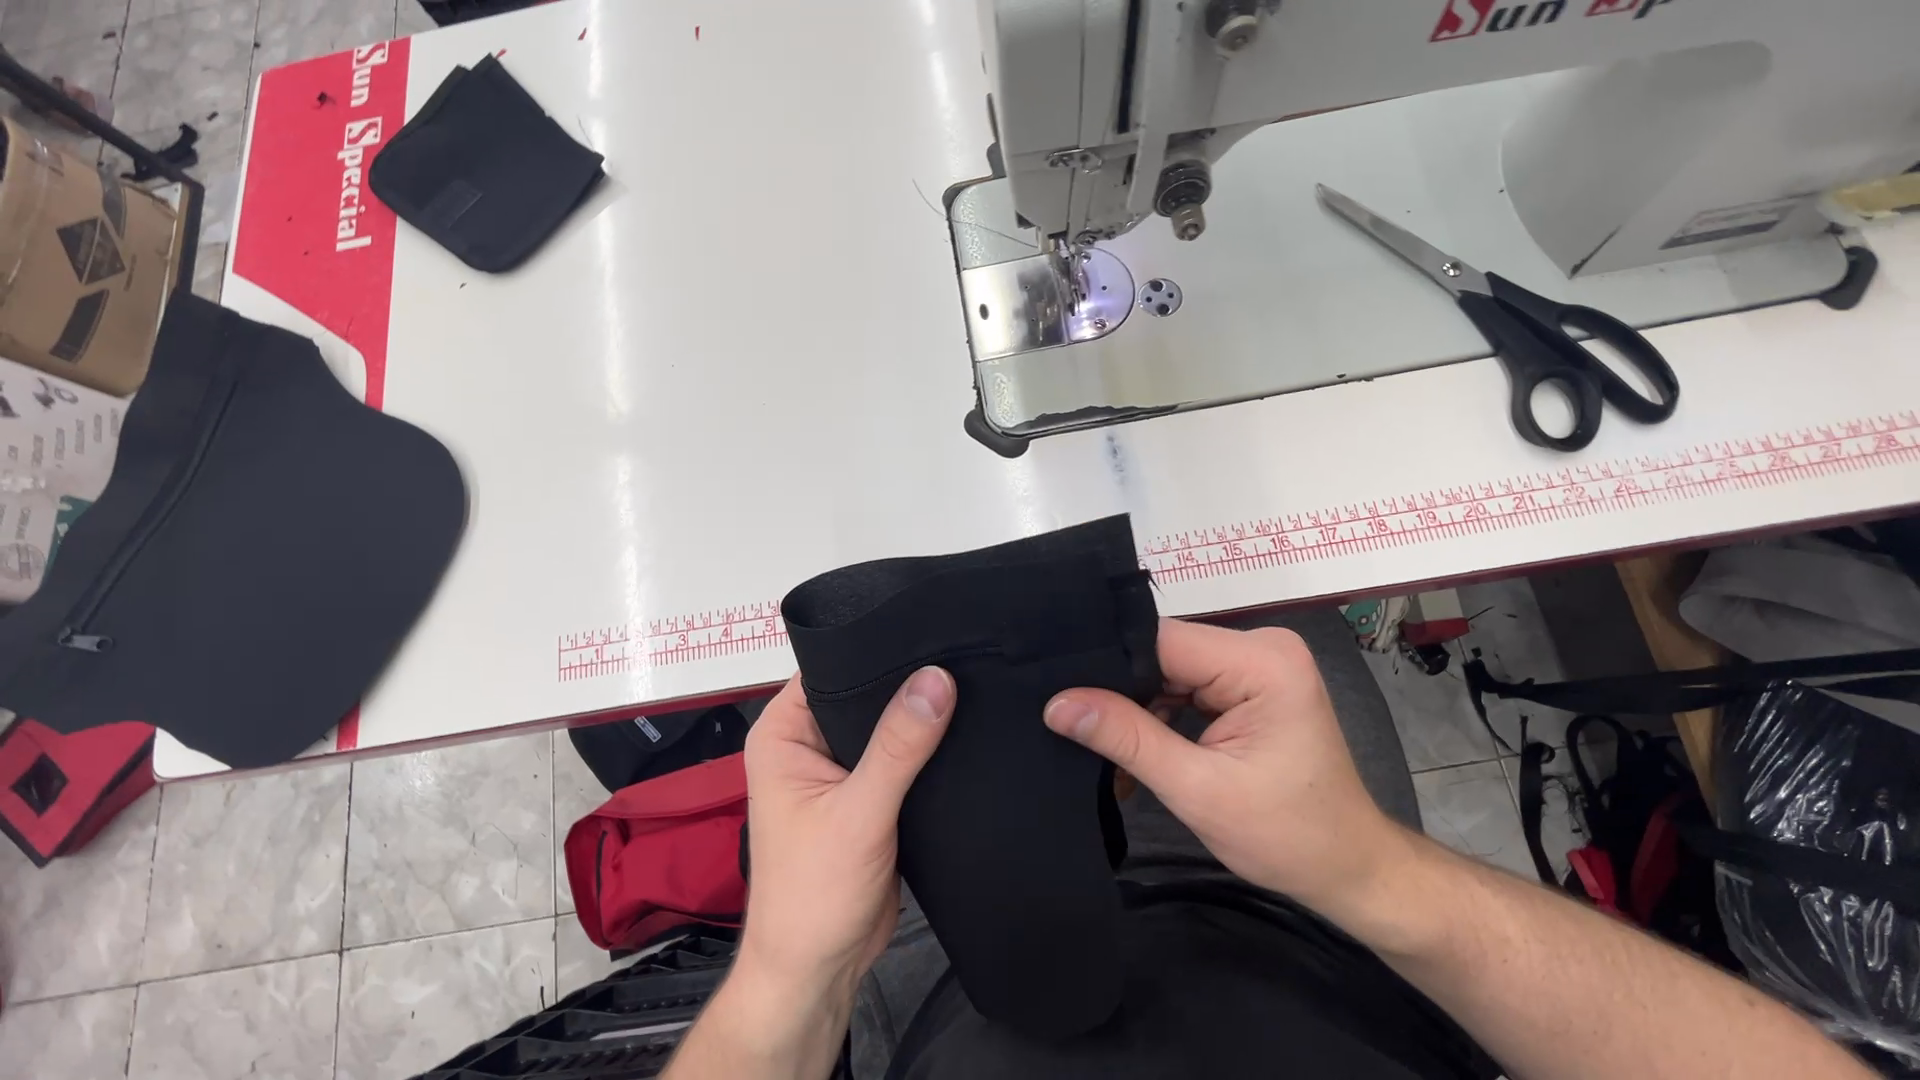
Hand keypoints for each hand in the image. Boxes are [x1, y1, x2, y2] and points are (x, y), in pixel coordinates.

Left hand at [737, 668, 955, 997]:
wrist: (820, 969)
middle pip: (866, 691)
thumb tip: (937, 679)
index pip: (833, 665)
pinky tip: (966, 730)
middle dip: (909, 680)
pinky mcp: (870, 795)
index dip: (878, 645)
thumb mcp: (858, 813)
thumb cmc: (814, 894)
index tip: (932, 627)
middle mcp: (808, 742)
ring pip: (889, 724)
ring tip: (975, 684)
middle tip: (967, 651)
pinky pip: (904, 757)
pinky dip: (928, 750)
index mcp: (784, 732)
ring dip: (922, 717)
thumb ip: (899, 746)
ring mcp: (841, 769)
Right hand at [1043, 618, 1409, 913]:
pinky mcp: (1249, 685)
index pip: (1162, 641)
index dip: (1108, 665)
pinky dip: (1158, 718)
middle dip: (1120, 692)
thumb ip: (1125, 738)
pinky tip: (1131, 751)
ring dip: (1136, 710)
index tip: (1058, 691)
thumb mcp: (1196, 789)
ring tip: (1098, 748)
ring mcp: (1258, 665)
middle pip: (1164, 653)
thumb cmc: (1286, 835)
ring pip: (1169, 671)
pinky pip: (1186, 686)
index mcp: (1263, 662)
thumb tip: (1057, 704)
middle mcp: (1262, 647)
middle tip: (1068, 723)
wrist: (1347, 868)